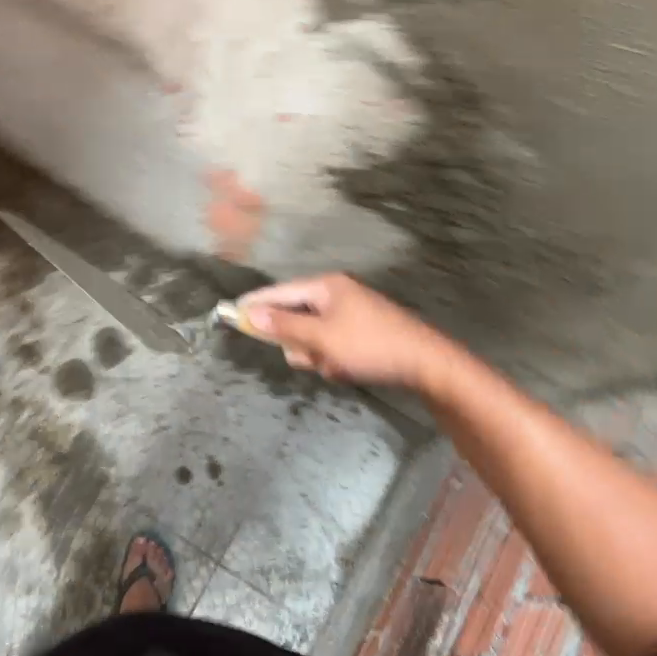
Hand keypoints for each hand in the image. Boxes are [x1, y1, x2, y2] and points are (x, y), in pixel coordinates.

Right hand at [236, 273, 461, 392]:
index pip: (279, 292)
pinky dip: (332, 358)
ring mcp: (349, 313)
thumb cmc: (369, 346)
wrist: (425, 364)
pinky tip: (348, 369)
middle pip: (294, 317)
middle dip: (297, 341)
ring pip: (311, 336)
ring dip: (316, 354)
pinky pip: (329, 344)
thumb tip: (251, 312)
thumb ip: (284, 325)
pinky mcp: (359, 332)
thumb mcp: (321, 337)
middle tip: (310, 356)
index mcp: (326, 287)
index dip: (255, 304)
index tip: (231, 313)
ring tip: (334, 365)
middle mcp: (335, 294)